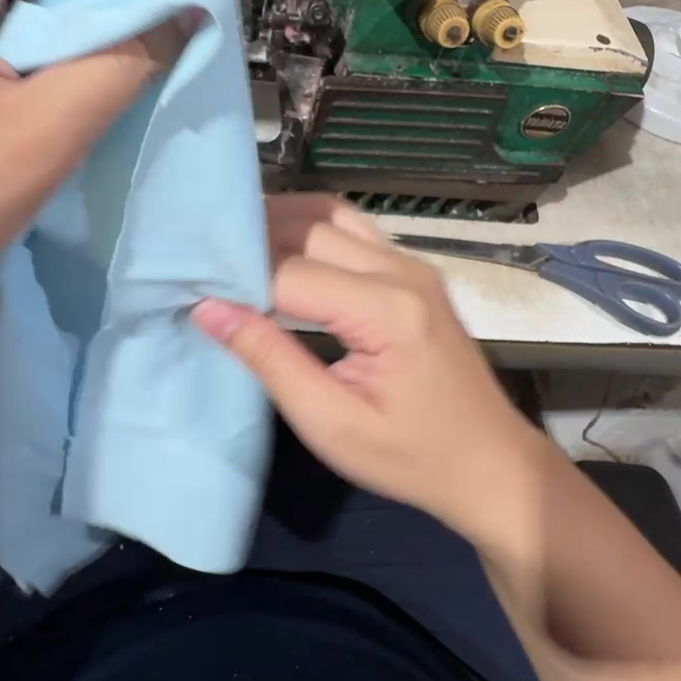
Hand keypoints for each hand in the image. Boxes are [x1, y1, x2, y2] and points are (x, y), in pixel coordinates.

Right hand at [192, 195, 553, 535]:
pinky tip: (278, 252)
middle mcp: (402, 270)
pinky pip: (351, 228)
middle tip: (200, 263)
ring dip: (279, 223)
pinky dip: (308, 230)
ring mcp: (412, 265)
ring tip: (232, 251)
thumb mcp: (330, 423)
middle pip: (308, 229)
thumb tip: (207, 308)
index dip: (235, 278)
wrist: (491, 465)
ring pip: (330, 215)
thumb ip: (269, 359)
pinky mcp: (413, 271)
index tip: (189, 286)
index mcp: (385, 310)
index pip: (288, 272)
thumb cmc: (411, 457)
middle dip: (250, 240)